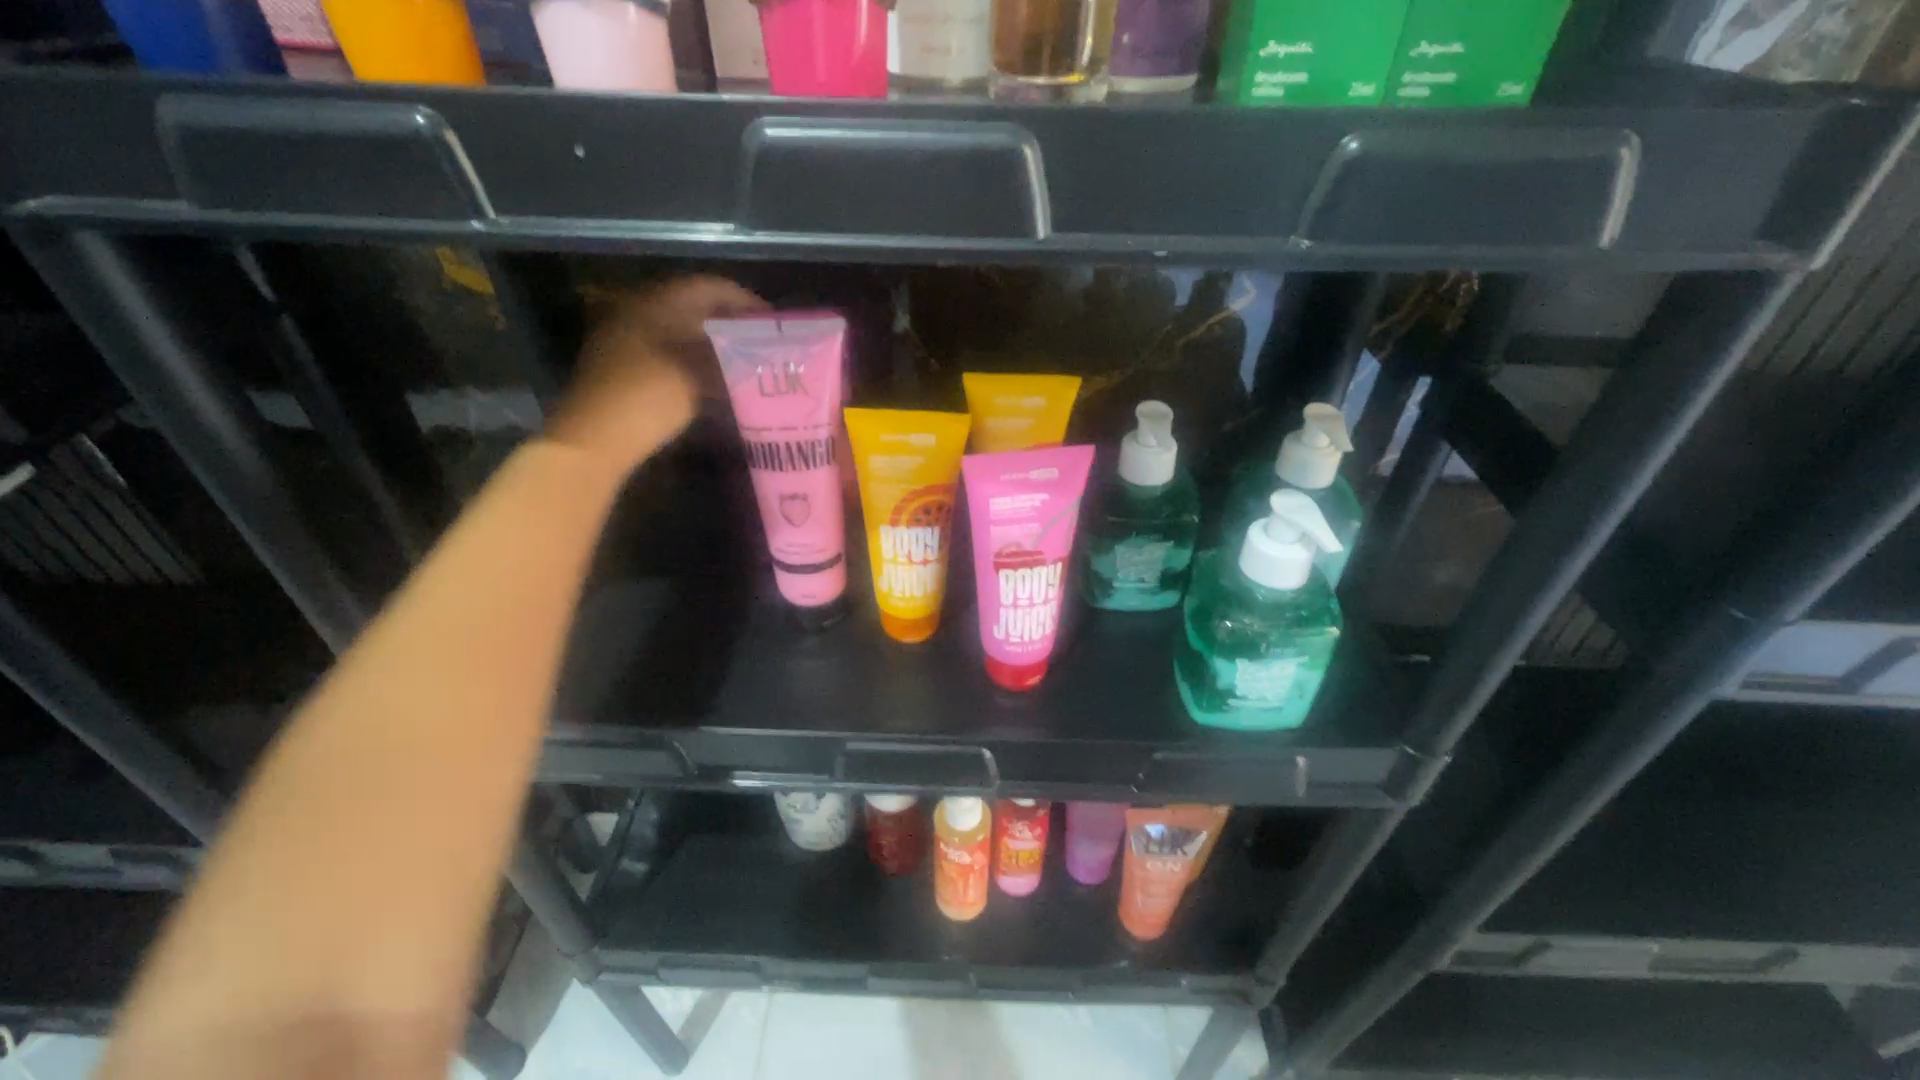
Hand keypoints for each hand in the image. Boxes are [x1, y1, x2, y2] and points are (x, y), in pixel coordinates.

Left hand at [549, 276, 768, 471]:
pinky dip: (687, 357)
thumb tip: (755, 351)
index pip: (713, 287)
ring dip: (707, 341)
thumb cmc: (653, 396)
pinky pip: (662, 349)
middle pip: (693, 305)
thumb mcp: (702, 374)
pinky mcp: (616, 364)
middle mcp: (640, 308)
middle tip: (758, 343)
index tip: (772, 323)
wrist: (594, 437)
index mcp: (661, 300)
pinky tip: (705, 378)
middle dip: (727, 322)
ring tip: (737, 362)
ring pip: (677, 328)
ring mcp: (623, 335)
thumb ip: (732, 356)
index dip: (745, 302)